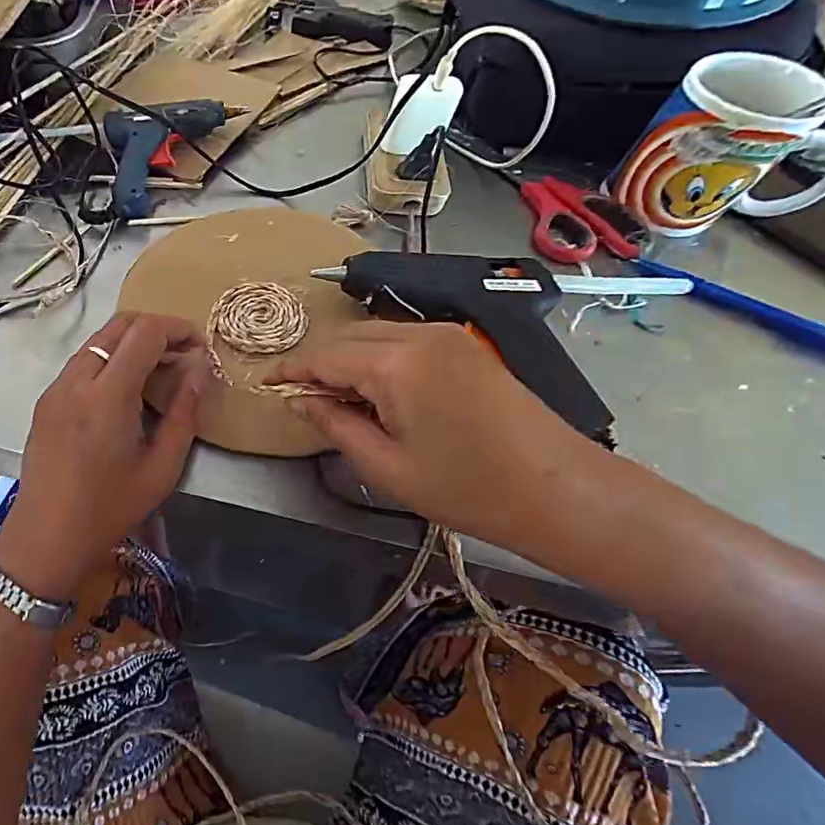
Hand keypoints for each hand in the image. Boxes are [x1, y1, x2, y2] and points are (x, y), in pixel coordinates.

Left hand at [0, 312, 211, 601]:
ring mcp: (55, 390)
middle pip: (117, 325)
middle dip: (155, 328)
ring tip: (157, 372)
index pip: (145, 332)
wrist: (46, 537)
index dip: (178, 328)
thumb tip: (199, 371)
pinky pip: (80, 364)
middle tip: (182, 354)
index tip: (200, 346)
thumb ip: (183, 413)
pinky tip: (124, 391)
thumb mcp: (161, 468)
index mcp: (107, 395)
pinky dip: (108, 360)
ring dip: (129, 344)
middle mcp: (76, 381)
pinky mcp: (44, 403)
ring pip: (96, 342)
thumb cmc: (109, 509)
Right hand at [267, 321, 613, 549]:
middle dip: (318, 364)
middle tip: (300, 400)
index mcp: (396, 366)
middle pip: (347, 338)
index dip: (291, 371)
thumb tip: (298, 402)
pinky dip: (377, 358)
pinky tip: (376, 391)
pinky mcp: (464, 345)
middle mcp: (419, 336)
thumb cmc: (466, 488)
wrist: (558, 489)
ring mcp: (447, 336)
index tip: (265, 384)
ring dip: (348, 360)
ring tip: (337, 401)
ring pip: (374, 335)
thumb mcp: (386, 466)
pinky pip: (402, 340)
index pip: (324, 357)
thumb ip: (334, 425)